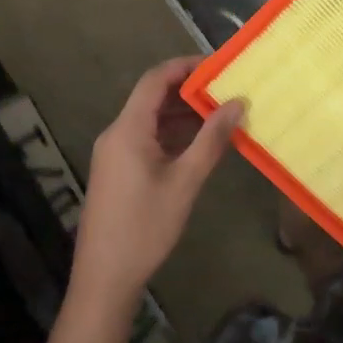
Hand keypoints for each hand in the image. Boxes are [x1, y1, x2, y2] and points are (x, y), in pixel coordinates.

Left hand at [75, 57, 244, 294]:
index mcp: (128, 129)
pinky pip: (146, 138)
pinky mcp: (117, 171)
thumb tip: (237, 103)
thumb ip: (211, 140)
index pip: (155, 79)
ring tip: (220, 115)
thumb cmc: (145, 227)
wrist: (104, 278)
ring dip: (182, 114)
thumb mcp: (185, 181)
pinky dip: (172, 135)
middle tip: (226, 89)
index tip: (217, 64)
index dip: (185, 66)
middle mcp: (117, 133)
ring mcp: (114, 153)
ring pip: (151, 120)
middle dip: (189, 91)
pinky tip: (199, 144)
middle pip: (153, 97)